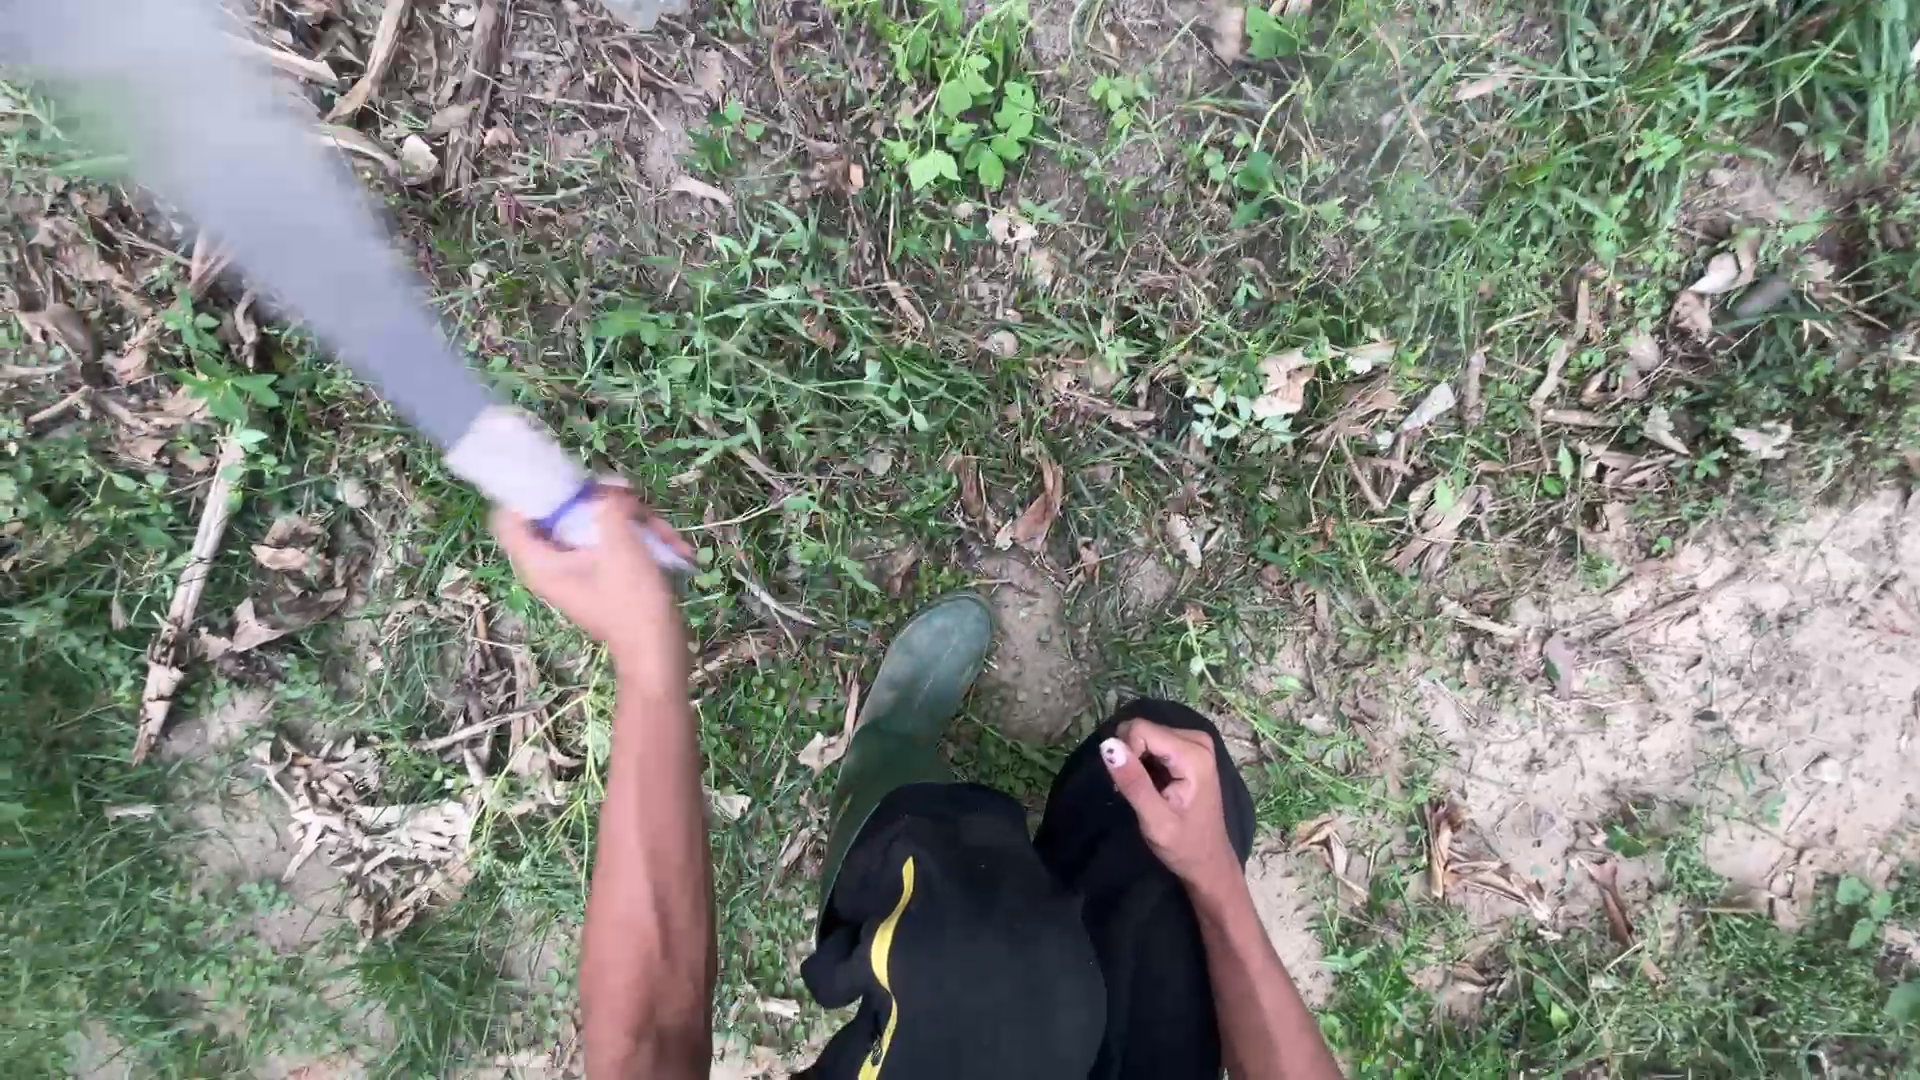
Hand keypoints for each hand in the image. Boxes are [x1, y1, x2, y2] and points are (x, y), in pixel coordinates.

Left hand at [491, 485, 692, 691]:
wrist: (659, 651)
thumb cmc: (632, 601)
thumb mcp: (621, 545)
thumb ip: (610, 508)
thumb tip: (612, 492)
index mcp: (540, 562)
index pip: (509, 517)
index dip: (533, 493)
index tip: (569, 481)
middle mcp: (554, 566)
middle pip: (566, 517)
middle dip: (606, 506)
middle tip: (635, 504)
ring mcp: (582, 572)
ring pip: (600, 529)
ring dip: (638, 526)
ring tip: (668, 537)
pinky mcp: (606, 578)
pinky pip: (617, 547)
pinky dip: (644, 544)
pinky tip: (675, 552)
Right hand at [1101, 718, 1240, 893]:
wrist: (1208, 862)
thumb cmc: (1183, 845)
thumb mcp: (1154, 820)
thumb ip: (1132, 781)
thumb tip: (1107, 744)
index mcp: (1193, 754)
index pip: (1140, 729)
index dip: (1127, 754)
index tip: (1131, 785)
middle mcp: (1197, 739)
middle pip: (1143, 728)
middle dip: (1131, 756)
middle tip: (1137, 790)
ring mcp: (1195, 742)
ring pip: (1144, 733)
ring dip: (1136, 759)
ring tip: (1145, 789)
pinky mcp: (1189, 747)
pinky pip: (1152, 740)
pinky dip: (1144, 760)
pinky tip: (1152, 784)